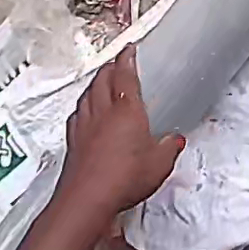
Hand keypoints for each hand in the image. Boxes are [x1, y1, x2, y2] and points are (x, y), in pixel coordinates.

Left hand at [52, 47, 184, 221]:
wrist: (87, 199)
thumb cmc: (122, 178)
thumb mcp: (159, 164)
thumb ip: (169, 147)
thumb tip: (174, 141)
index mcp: (126, 110)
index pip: (125, 75)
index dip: (127, 59)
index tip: (129, 50)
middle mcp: (103, 112)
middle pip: (103, 79)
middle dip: (110, 66)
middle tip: (116, 62)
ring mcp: (85, 126)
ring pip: (88, 94)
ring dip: (95, 83)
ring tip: (100, 80)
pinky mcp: (74, 141)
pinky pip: (77, 114)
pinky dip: (83, 106)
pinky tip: (84, 111)